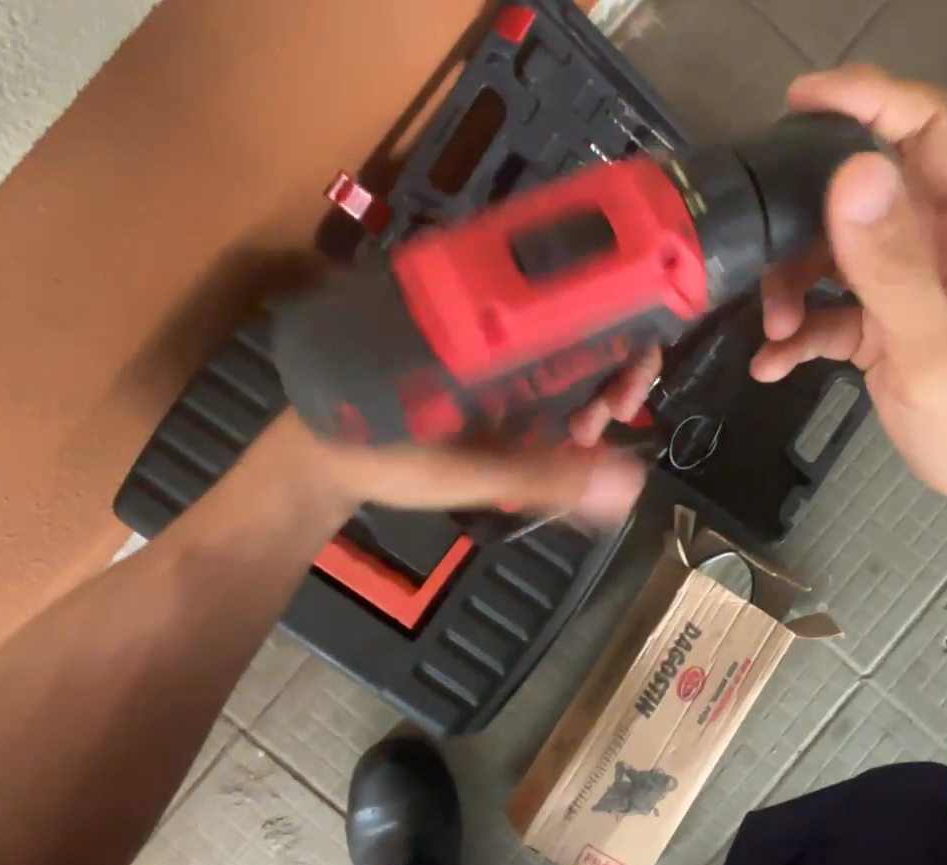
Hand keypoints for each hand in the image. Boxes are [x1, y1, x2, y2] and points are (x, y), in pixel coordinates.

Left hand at [276, 349, 656, 527]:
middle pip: (588, 323)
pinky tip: (567, 435)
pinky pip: (548, 377)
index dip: (628, 336)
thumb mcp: (467, 469)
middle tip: (602, 423)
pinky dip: (570, 403)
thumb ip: (547, 476)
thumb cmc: (382, 452)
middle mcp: (496, 322)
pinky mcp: (488, 373)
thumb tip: (627, 487)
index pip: (584, 296)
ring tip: (581, 437)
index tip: (623, 394)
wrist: (318, 458)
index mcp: (489, 321)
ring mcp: (493, 348)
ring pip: (572, 352)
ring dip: (594, 394)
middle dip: (615, 374)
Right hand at [755, 66, 946, 527]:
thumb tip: (852, 175)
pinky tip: (771, 364)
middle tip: (761, 254)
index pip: (929, 127)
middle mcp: (944, 243)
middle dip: (805, 220)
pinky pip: (831, 310)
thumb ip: (895, 271)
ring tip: (772, 332)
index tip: (797, 103)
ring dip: (793, 285)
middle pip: (863, 190)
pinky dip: (798, 332)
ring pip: (835, 250)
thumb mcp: (938, 353)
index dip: (867, 100)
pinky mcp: (886, 326)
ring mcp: (912, 285)